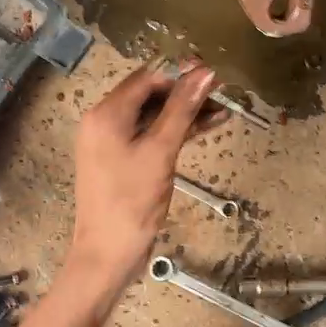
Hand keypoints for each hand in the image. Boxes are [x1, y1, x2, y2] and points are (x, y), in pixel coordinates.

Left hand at [68, 61, 217, 291]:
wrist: (108, 253)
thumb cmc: (132, 202)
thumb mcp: (161, 151)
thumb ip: (182, 110)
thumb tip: (204, 73)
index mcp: (106, 114)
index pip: (147, 78)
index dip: (180, 74)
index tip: (214, 76)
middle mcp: (103, 122)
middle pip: (149, 95)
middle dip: (185, 94)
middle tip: (222, 95)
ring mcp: (110, 143)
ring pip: (152, 117)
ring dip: (184, 113)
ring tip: (222, 113)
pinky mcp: (120, 161)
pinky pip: (148, 136)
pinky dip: (173, 133)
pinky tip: (204, 130)